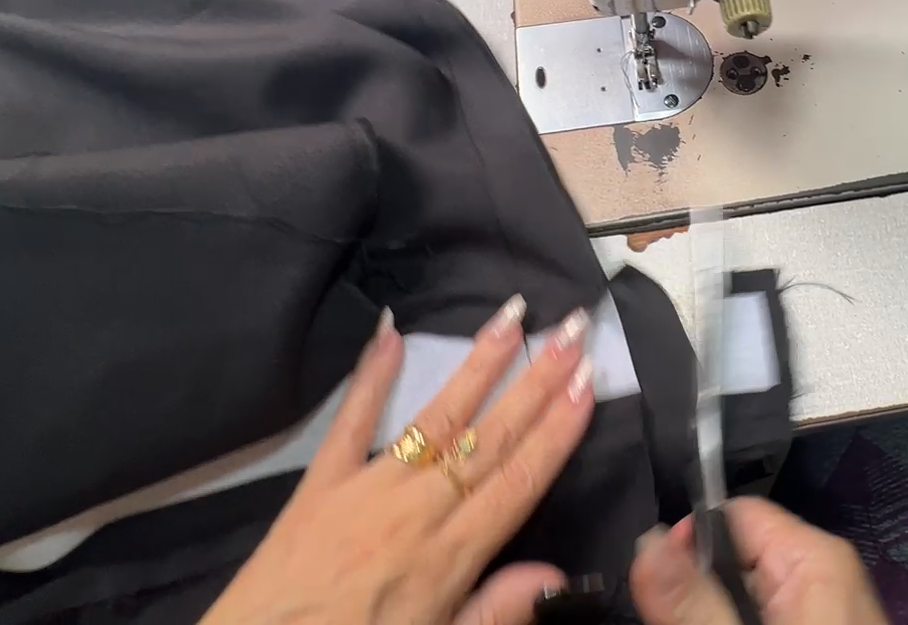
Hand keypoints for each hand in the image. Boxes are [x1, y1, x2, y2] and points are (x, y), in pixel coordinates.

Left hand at [203, 296, 596, 624]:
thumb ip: (494, 613)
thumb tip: (557, 574)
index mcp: (448, 556)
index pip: (518, 478)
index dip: (558, 428)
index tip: (588, 378)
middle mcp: (417, 510)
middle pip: (491, 436)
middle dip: (538, 380)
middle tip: (571, 327)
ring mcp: (367, 488)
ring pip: (438, 416)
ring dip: (480, 363)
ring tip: (513, 313)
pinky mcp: (319, 484)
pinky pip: (348, 424)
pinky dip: (369, 376)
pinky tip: (388, 329)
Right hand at [629, 498, 886, 624]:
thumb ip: (694, 603)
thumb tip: (647, 541)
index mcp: (813, 556)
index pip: (733, 515)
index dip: (689, 543)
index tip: (658, 591)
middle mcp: (823, 574)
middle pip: (737, 557)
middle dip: (701, 595)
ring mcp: (826, 610)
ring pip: (748, 598)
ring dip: (715, 620)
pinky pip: (773, 619)